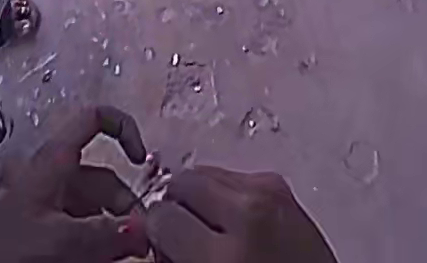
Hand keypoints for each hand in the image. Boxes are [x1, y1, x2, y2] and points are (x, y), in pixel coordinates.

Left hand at [0, 106, 150, 262]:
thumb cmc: (0, 249)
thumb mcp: (55, 239)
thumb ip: (100, 234)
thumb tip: (144, 229)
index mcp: (57, 159)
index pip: (94, 119)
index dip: (123, 127)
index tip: (142, 159)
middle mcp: (57, 176)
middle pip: (105, 180)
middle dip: (127, 207)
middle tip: (145, 244)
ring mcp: (51, 207)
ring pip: (96, 213)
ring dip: (115, 233)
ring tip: (130, 258)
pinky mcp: (46, 236)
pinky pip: (83, 234)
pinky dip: (100, 248)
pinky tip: (108, 262)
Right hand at [143, 167, 337, 262]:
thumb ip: (173, 260)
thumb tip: (147, 235)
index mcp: (226, 256)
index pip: (163, 217)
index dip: (153, 229)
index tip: (156, 241)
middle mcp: (247, 212)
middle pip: (183, 181)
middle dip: (175, 205)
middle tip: (178, 235)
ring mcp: (267, 192)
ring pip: (206, 172)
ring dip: (200, 197)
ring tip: (207, 229)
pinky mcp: (279, 185)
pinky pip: (233, 176)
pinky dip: (224, 195)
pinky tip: (232, 223)